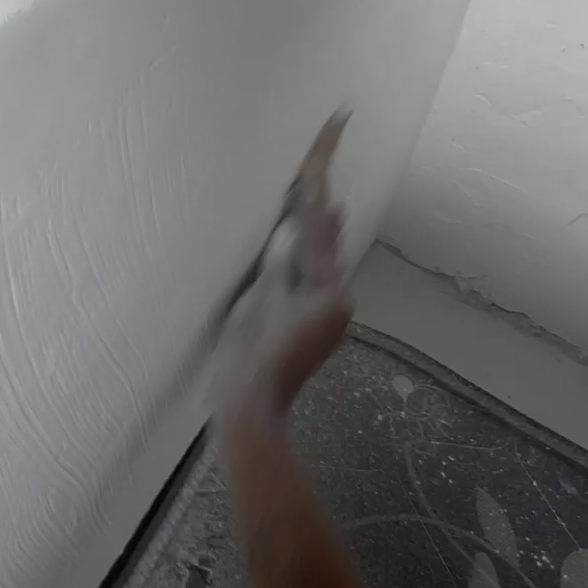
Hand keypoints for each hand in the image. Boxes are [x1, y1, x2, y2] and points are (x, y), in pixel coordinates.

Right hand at [209, 207, 354, 431]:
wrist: (251, 400)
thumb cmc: (258, 345)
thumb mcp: (267, 293)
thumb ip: (283, 262)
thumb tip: (293, 235)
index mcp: (330, 294)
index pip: (320, 244)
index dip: (314, 215)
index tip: (313, 187)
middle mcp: (337, 307)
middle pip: (327, 260)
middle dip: (322, 231)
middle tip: (326, 199)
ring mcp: (325, 322)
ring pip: (321, 275)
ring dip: (315, 249)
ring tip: (318, 218)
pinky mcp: (310, 331)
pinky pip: (311, 290)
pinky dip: (306, 270)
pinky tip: (297, 258)